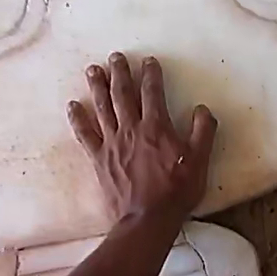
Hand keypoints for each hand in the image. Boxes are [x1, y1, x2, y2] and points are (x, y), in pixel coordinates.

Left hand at [67, 53, 215, 226]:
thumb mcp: (200, 161)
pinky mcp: (99, 159)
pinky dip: (78, 118)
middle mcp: (131, 129)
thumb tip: (203, 109)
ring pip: (102, 108)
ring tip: (93, 69)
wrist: (148, 218)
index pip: (153, 93)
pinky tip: (73, 106)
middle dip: (120, 73)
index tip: (149, 61)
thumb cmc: (177, 190)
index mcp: (157, 127)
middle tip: (116, 56)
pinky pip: (85, 134)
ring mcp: (112, 143)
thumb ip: (203, 132)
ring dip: (98, 86)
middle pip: (123, 94)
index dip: (151, 74)